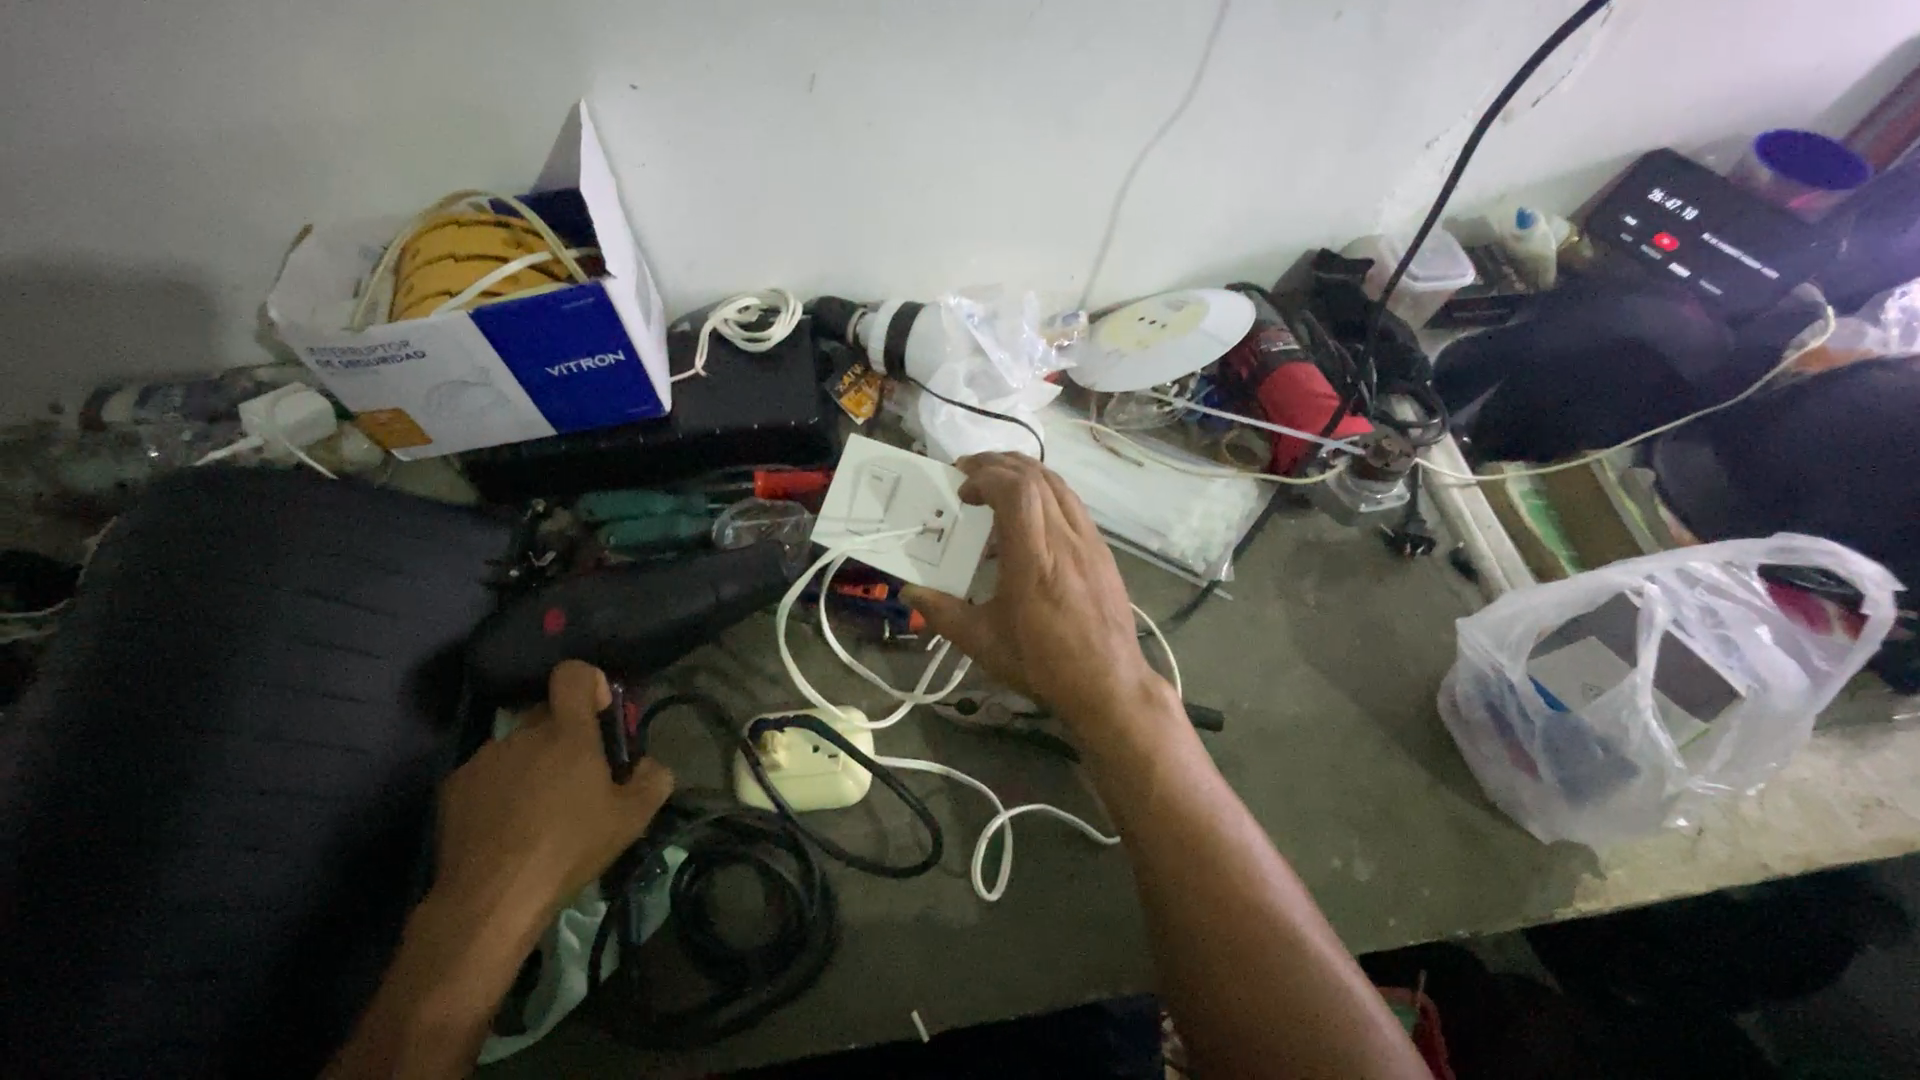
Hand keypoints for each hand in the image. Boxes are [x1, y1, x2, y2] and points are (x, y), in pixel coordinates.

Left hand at [432, 660, 672, 925]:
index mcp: (568, 733)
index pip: (573, 674)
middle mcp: (523, 734)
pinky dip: (501, 790)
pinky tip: (507, 827)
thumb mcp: (632, 819)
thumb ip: (653, 779)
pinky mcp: (454, 787)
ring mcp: (484, 759)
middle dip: (564, 737)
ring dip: (532, 766)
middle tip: (578, 779)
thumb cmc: (570, 848)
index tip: (600, 712)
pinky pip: (487, 775)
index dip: (589, 682)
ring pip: (517, 748)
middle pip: (547, 716)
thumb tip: (650, 764)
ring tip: (539, 812)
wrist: (492, 897)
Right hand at [902, 452, 1170, 728]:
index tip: (963, 490)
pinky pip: (1072, 503)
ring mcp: (1089, 542)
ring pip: (1059, 484)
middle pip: (1036, 476)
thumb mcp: (982, 642)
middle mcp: (1065, 539)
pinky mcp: (1102, 551)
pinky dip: (1046, 492)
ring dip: (1025, 473)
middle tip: (970, 472)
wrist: (1109, 684)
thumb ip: (942, 612)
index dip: (986, 476)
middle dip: (999, 465)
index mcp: (1034, 558)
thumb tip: (910, 592)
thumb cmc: (1043, 664)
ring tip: (997, 483)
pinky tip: (1030, 515)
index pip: (1017, 490)